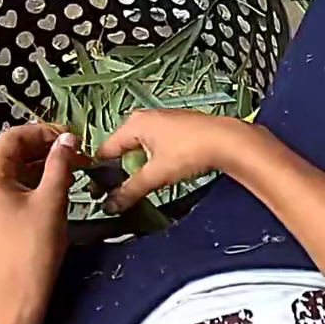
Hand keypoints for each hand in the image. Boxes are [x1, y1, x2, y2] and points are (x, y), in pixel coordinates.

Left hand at [0, 124, 82, 312]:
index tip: (73, 137)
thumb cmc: (33, 247)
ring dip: (40, 166)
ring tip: (71, 169)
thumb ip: (60, 164)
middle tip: (76, 153)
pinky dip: (31, 183)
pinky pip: (8, 190)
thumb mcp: (51, 200)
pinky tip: (55, 188)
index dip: (44, 131)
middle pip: (10, 153)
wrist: (15, 297)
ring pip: (11, 172)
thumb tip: (68, 138)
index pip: (13, 137)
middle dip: (44, 149)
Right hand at [94, 110, 265, 213]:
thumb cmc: (188, 152)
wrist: (227, 141)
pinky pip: (156, 146)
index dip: (100, 172)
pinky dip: (154, 160)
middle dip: (120, 171)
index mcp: (133, 124)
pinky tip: (161, 173)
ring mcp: (163, 121)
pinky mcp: (178, 128)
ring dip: (139, 167)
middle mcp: (145, 118)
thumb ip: (131, 190)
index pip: (106, 149)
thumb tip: (111, 205)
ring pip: (141, 148)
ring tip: (140, 186)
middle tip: (118, 192)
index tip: (97, 192)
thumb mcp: (156, 174)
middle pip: (123, 148)